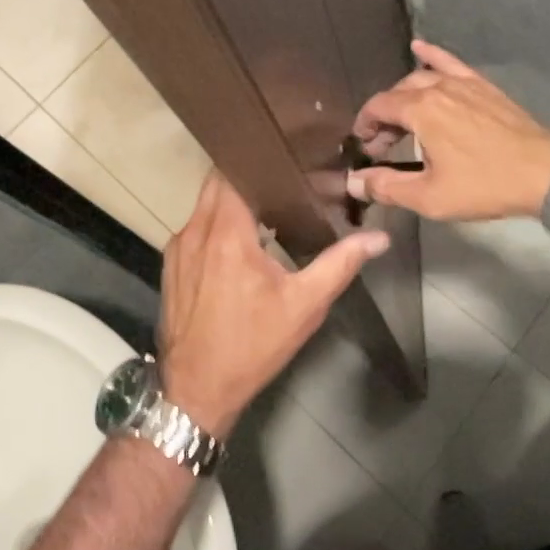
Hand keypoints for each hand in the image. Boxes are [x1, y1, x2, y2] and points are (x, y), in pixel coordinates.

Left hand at [159, 171, 389, 435]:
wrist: (196, 391)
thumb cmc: (253, 346)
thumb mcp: (304, 306)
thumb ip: (340, 264)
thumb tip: (378, 239)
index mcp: (226, 232)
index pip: (234, 171)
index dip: (258, 160)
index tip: (286, 157)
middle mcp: (195, 230)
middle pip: (217, 182)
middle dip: (247, 176)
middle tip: (283, 179)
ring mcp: (178, 247)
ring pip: (204, 204)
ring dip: (232, 201)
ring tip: (268, 205)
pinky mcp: (171, 265)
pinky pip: (195, 228)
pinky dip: (216, 224)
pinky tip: (240, 242)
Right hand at [346, 40, 549, 221]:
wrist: (543, 173)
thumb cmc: (483, 185)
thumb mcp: (430, 196)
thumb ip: (387, 187)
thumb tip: (354, 181)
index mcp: (420, 110)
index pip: (378, 107)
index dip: (365, 125)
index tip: (363, 146)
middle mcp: (437, 87)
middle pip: (397, 93)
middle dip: (384, 116)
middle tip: (382, 145)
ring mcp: (462, 82)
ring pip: (421, 78)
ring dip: (404, 95)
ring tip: (401, 118)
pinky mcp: (483, 86)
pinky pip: (450, 62)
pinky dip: (431, 54)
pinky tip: (419, 47)